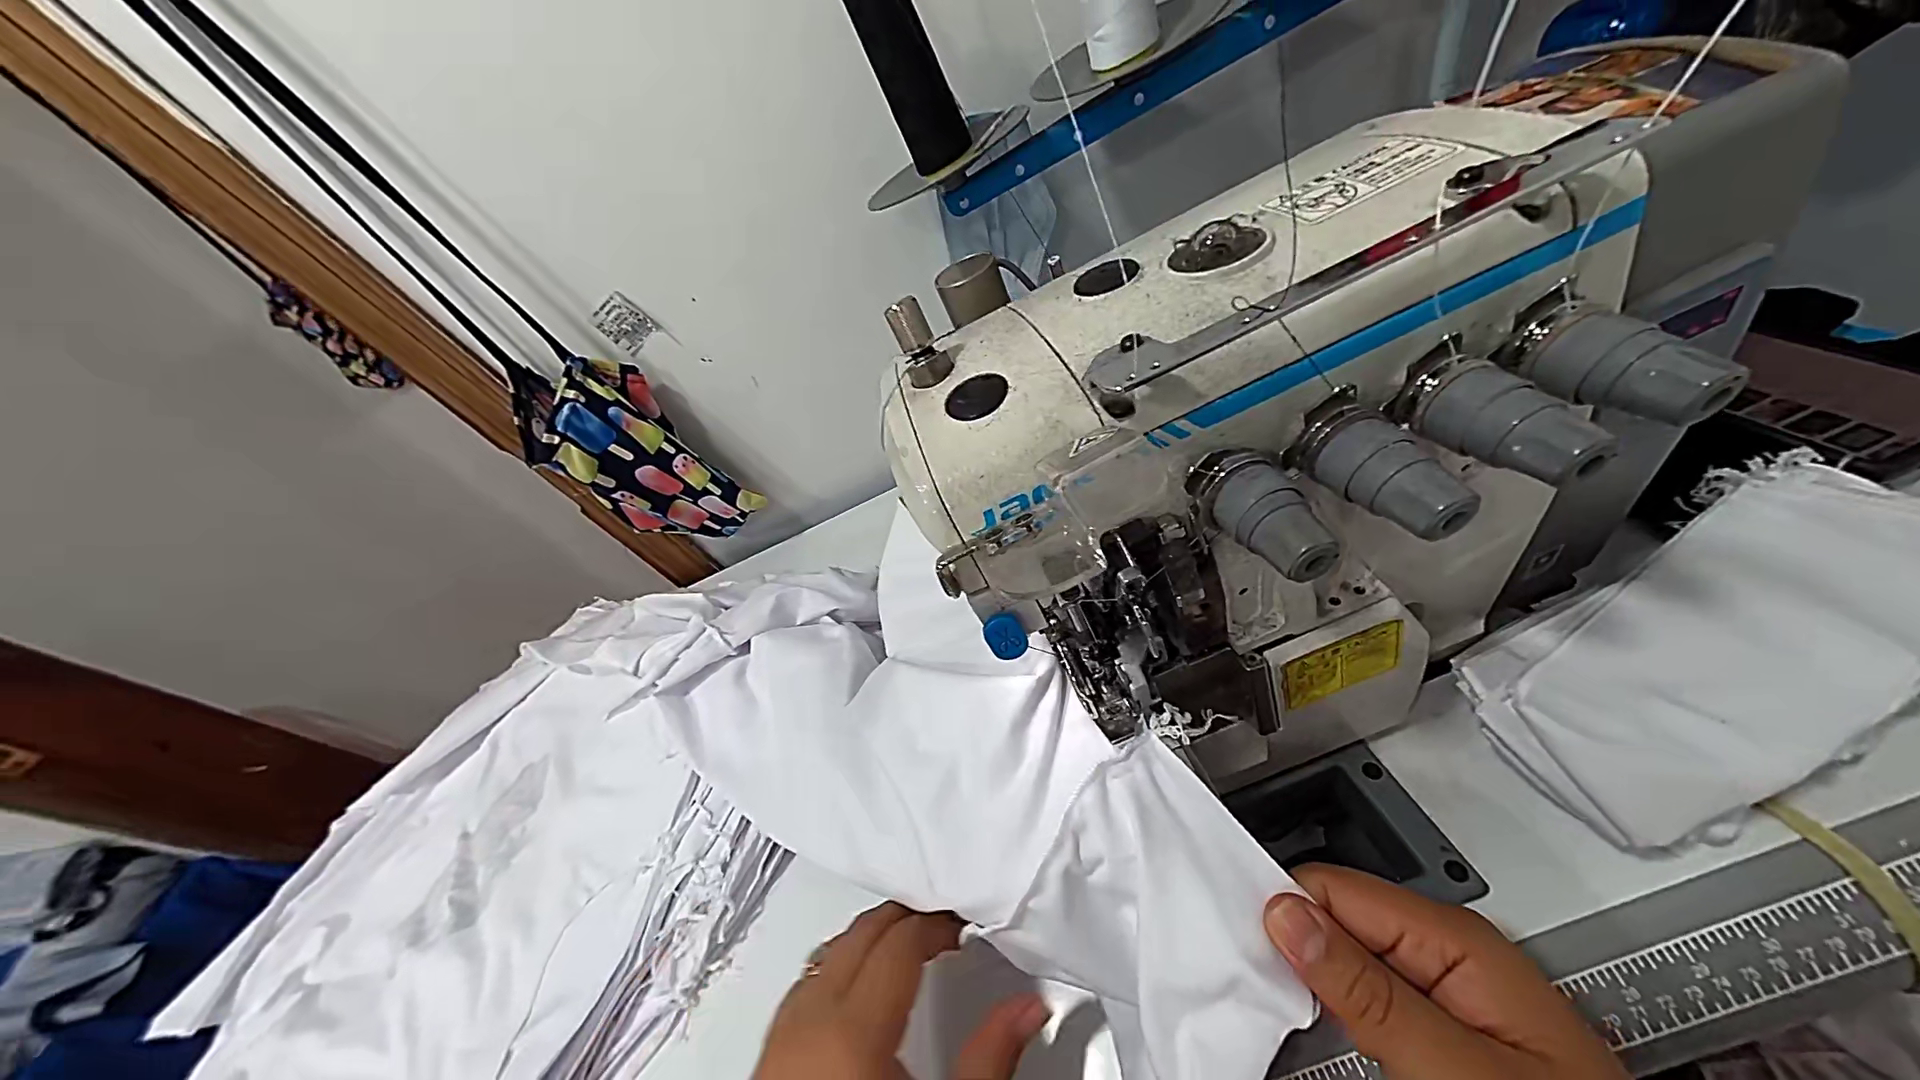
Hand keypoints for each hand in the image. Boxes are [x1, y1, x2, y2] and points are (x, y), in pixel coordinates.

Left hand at [752, 902, 1050, 1079]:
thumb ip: (989, 1057)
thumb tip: (1026, 1011)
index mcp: (854, 1032)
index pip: (898, 941)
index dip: (934, 924)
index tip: (958, 927)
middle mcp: (809, 1025)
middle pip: (859, 935)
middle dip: (901, 920)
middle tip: (937, 926)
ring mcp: (779, 1040)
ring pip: (825, 954)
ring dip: (865, 941)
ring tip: (900, 948)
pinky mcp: (764, 1059)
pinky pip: (801, 987)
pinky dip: (834, 969)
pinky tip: (852, 986)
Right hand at [1266, 864, 1627, 1079]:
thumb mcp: (1457, 1068)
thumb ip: (1368, 989)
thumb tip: (1287, 914)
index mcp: (1455, 938)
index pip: (1330, 886)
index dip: (1284, 912)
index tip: (1250, 946)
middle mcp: (1444, 949)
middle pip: (1333, 915)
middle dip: (1294, 944)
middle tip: (1264, 986)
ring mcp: (1436, 985)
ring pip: (1341, 953)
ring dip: (1308, 975)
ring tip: (1287, 1007)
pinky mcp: (1429, 1018)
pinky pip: (1358, 987)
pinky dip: (1328, 999)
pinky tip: (1318, 1019)